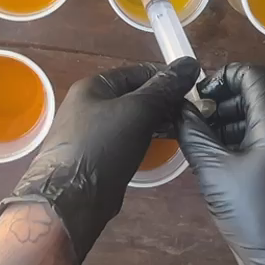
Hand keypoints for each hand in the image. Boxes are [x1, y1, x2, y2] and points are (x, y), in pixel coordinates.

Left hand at [0, 58, 199, 264]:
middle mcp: (89, 106)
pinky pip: (127, 141)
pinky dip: (146, 141)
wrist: (69, 201)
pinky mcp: (97, 159)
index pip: (139, 72)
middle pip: (136, 96)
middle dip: (164, 103)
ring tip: (183, 130)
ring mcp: (92, 134)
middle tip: (193, 113)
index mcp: (93, 86)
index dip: (167, 79)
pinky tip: (162, 149)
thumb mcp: (137, 111)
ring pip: (133, 121)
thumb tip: (190, 63)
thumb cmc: (101, 147)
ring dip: (158, 123)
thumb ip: (164, 88)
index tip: (195, 90)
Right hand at [176, 63, 264, 264]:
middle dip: (224, 101)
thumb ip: (194, 134)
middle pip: (257, 95)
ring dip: (231, 121)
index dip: (223, 76)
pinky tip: (222, 159)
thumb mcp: (214, 172)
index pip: (252, 74)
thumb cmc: (252, 214)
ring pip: (262, 117)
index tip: (199, 97)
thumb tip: (181, 109)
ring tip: (203, 141)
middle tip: (195, 121)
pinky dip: (245, 139)